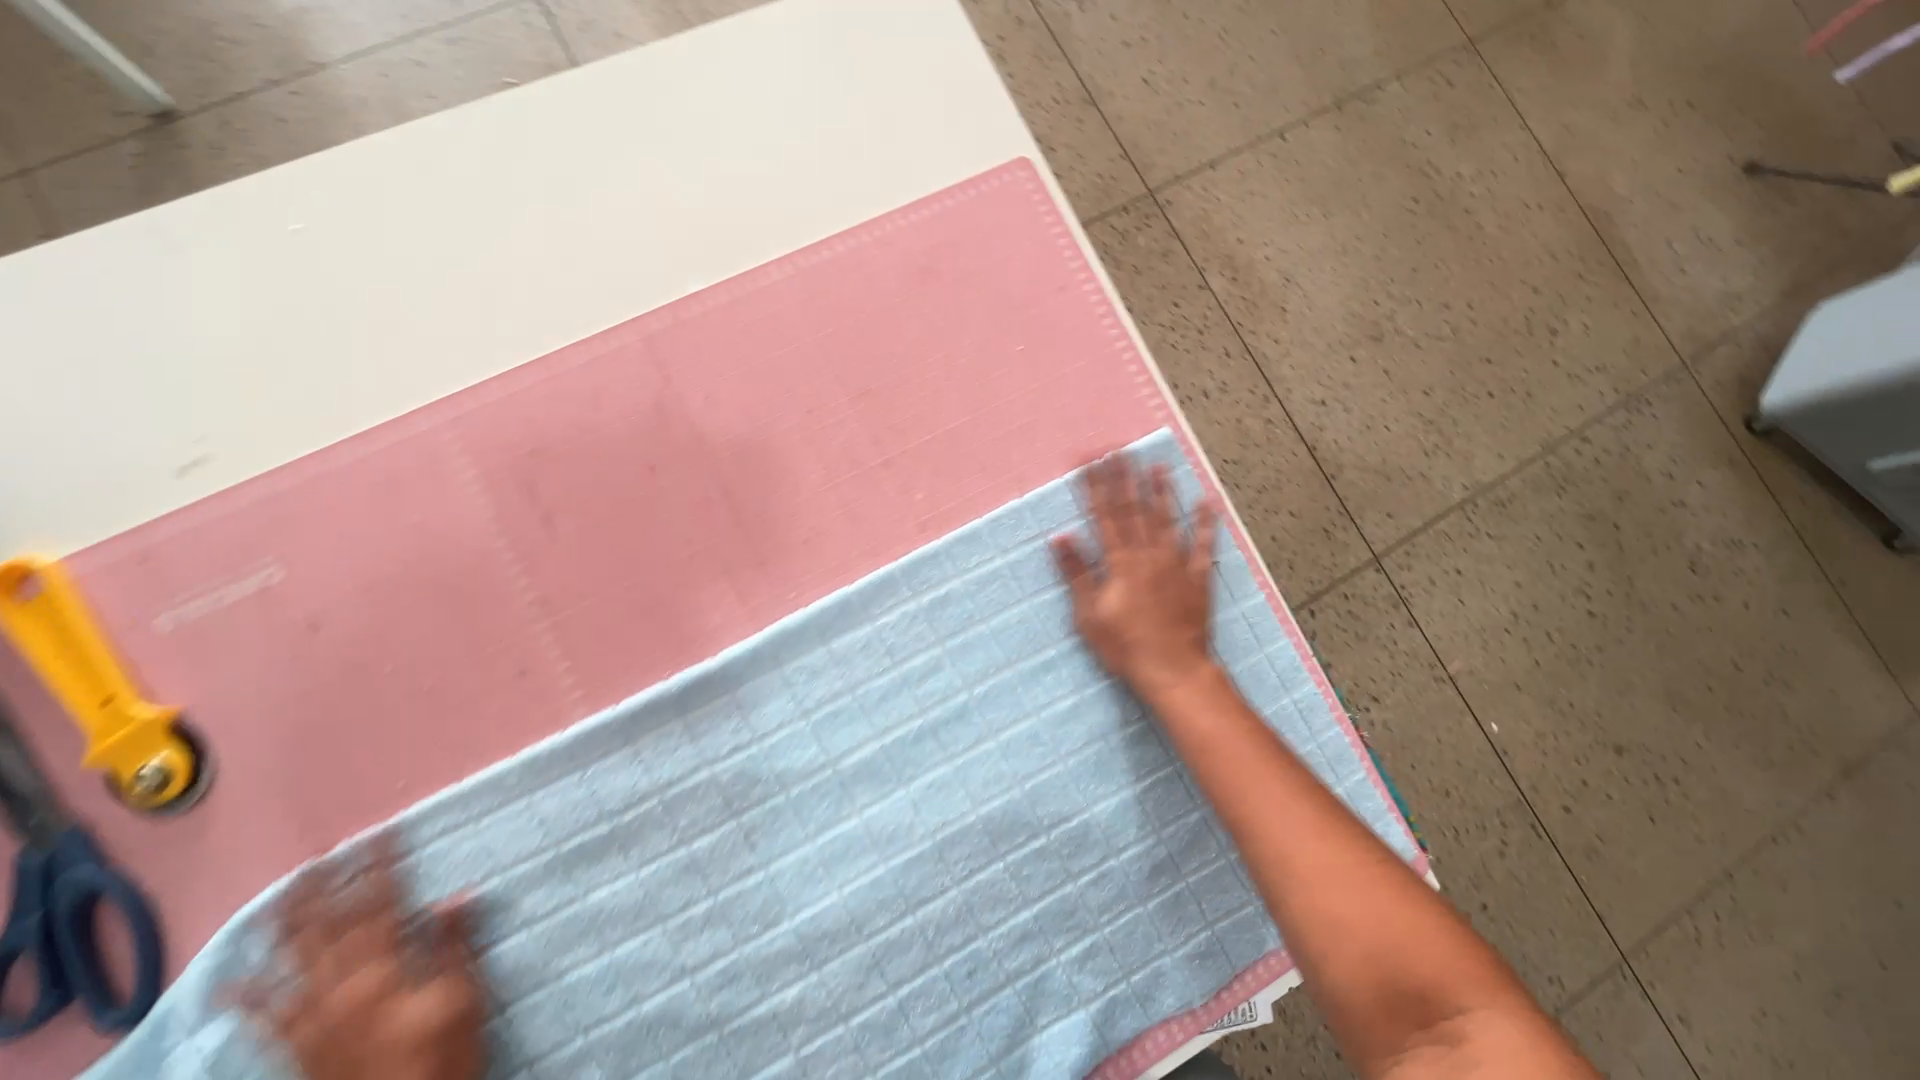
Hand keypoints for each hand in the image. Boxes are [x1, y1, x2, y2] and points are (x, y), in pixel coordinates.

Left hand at [231, 836, 486, 1079]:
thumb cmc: (440, 1058)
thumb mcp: (463, 999)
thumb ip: (456, 947)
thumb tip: (457, 896)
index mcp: (383, 969)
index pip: (381, 904)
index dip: (381, 867)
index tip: (383, 833)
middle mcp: (340, 985)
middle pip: (329, 925)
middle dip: (327, 887)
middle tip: (325, 853)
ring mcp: (313, 1016)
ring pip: (293, 959)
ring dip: (286, 923)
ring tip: (283, 892)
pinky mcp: (297, 1045)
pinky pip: (265, 1018)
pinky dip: (244, 998)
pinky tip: (228, 982)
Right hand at [1051, 453, 1220, 702]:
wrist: (1172, 670)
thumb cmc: (1125, 646)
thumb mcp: (1089, 614)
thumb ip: (1077, 573)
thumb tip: (1061, 538)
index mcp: (1120, 563)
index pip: (1105, 516)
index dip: (1096, 487)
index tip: (1090, 463)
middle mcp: (1148, 556)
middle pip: (1134, 510)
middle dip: (1124, 479)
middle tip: (1119, 451)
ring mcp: (1176, 565)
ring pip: (1167, 520)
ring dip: (1161, 491)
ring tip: (1157, 466)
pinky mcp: (1197, 580)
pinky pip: (1203, 546)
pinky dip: (1206, 523)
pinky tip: (1207, 502)